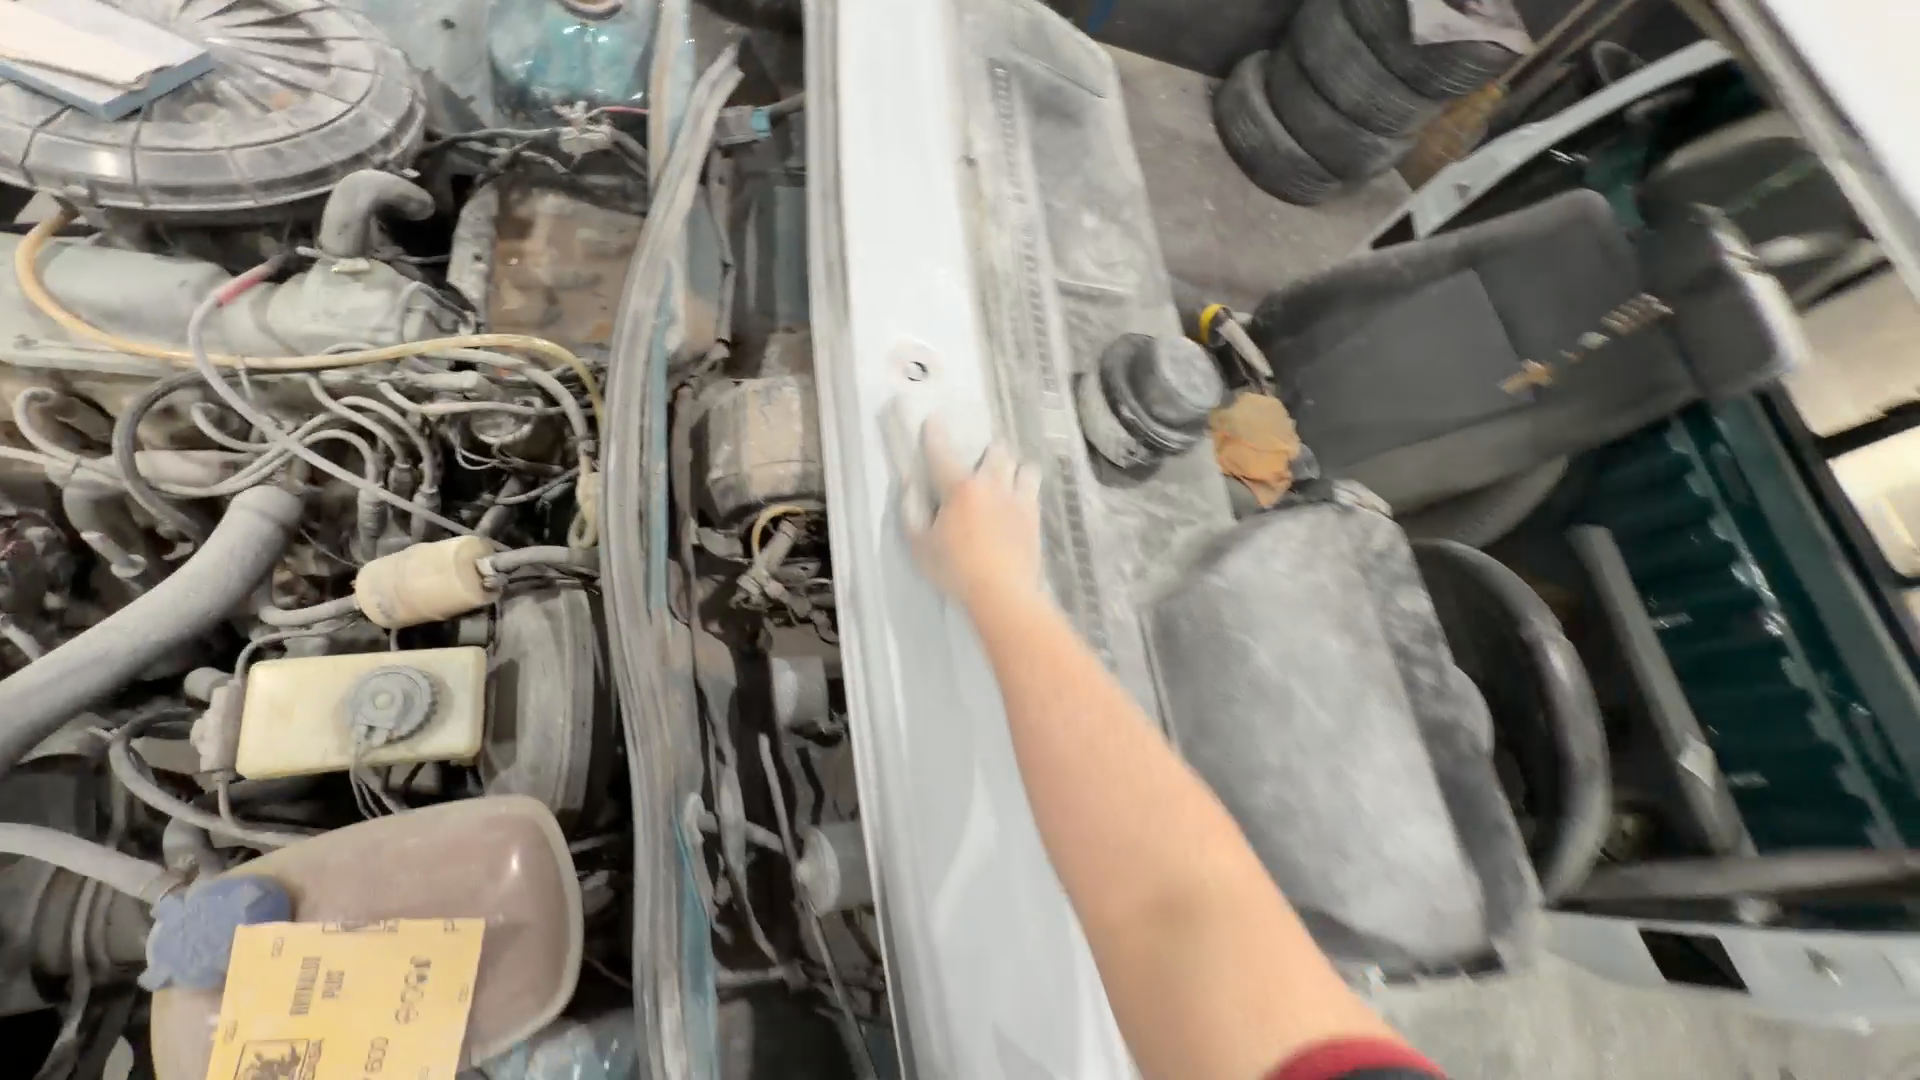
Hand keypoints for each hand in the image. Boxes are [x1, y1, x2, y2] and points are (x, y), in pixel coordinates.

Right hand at [905, 418, 1043, 608]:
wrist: (1002, 593)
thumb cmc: (954, 569)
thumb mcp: (919, 544)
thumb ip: (912, 511)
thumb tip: (910, 485)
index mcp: (960, 488)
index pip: (943, 453)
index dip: (936, 435)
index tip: (934, 420)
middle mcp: (992, 485)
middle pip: (997, 452)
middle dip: (989, 450)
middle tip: (982, 458)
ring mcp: (1019, 500)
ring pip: (1025, 467)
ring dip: (1015, 468)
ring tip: (1007, 479)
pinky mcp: (1035, 518)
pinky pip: (1035, 492)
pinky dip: (1027, 490)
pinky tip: (1020, 500)